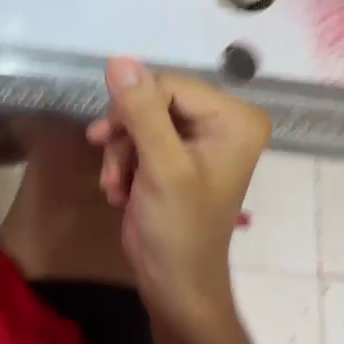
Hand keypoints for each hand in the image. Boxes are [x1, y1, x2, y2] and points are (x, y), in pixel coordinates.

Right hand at [86, 58, 271, 324]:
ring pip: (139, 120)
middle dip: (125, 135)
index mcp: (235, 119)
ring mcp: (200, 140)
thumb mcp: (159, 166)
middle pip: (152, 100)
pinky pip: (138, 139)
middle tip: (111, 167)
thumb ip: (141, 112)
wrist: (174, 283)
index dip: (133, 109)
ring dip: (119, 153)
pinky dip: (123, 163)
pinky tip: (121, 191)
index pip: (168, 84)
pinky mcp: (177, 156)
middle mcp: (223, 122)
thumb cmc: (178, 228)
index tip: (108, 140)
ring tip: (115, 185)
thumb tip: (118, 60)